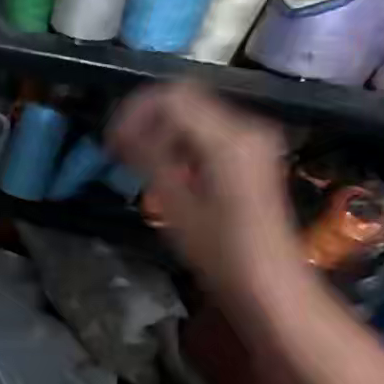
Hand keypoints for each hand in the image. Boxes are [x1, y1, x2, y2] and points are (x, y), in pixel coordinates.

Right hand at [108, 81, 302, 297]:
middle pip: (185, 99)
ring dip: (163, 130)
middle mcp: (246, 127)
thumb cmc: (222, 255)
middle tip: (119, 150)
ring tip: (137, 161)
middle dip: (147, 118)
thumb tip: (121, 132)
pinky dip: (183, 140)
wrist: (271, 286)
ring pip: (196, 113)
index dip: (135, 112)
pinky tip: (167, 168)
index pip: (172, 97)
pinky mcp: (254, 154)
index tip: (112, 142)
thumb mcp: (176, 206)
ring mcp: (254, 139)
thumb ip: (148, 158)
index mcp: (228, 138)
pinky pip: (210, 130)